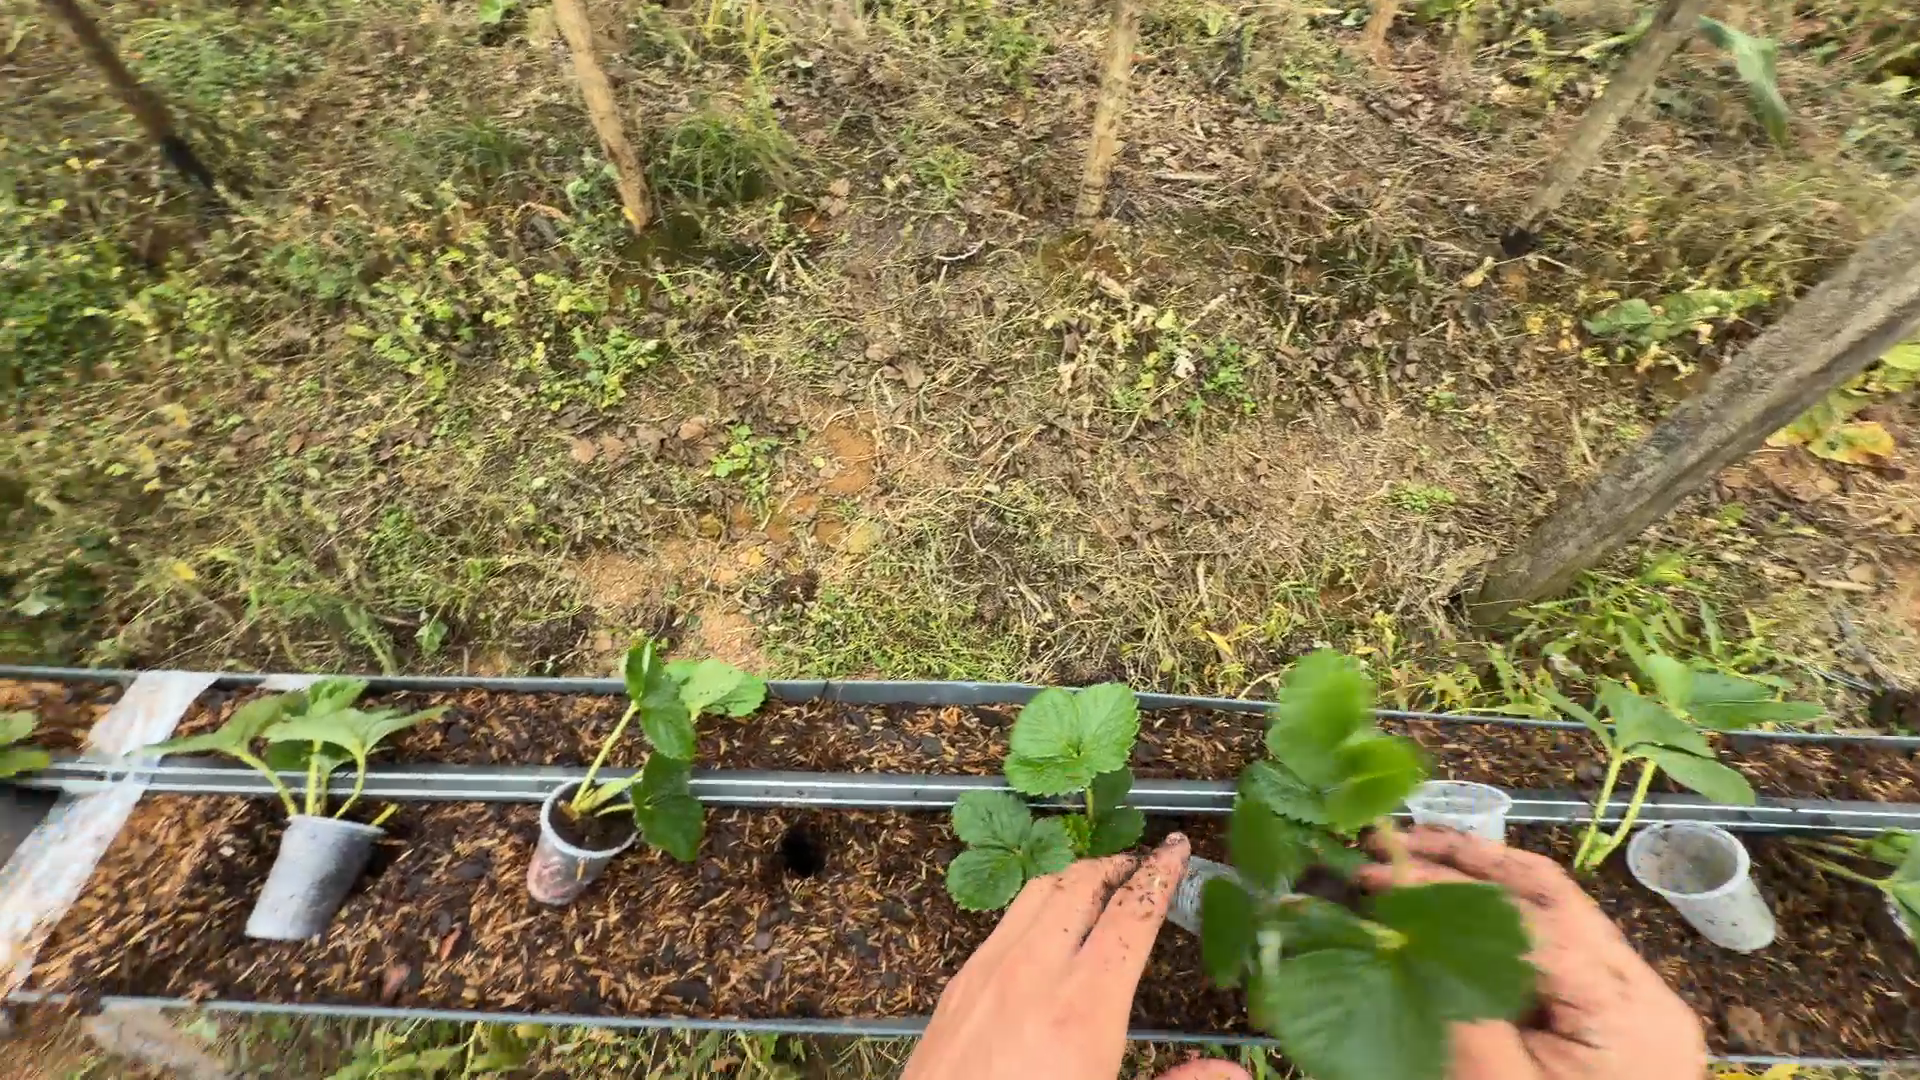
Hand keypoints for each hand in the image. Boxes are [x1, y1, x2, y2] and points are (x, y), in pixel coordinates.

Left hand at [904, 833, 1248, 1079]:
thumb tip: (1236, 1076)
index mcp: (1082, 1009)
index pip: (1130, 918)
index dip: (1159, 877)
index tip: (1178, 847)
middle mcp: (1034, 971)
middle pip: (1080, 887)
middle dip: (1116, 866)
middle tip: (1144, 865)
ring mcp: (990, 968)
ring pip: (1039, 892)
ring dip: (1076, 877)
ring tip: (1102, 883)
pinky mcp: (961, 979)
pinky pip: (1007, 919)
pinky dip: (1038, 902)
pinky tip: (1049, 926)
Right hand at [1355, 827, 1706, 1079]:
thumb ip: (1450, 997)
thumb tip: (1388, 926)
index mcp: (1627, 1012)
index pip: (1524, 918)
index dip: (1442, 885)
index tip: (1373, 874)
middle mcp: (1641, 989)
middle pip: (1548, 892)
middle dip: (1463, 855)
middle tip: (1390, 839)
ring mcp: (1631, 995)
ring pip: (1552, 901)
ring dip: (1477, 868)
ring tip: (1410, 846)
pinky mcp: (1610, 1005)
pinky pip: (1550, 932)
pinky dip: (1495, 901)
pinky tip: (1447, 890)